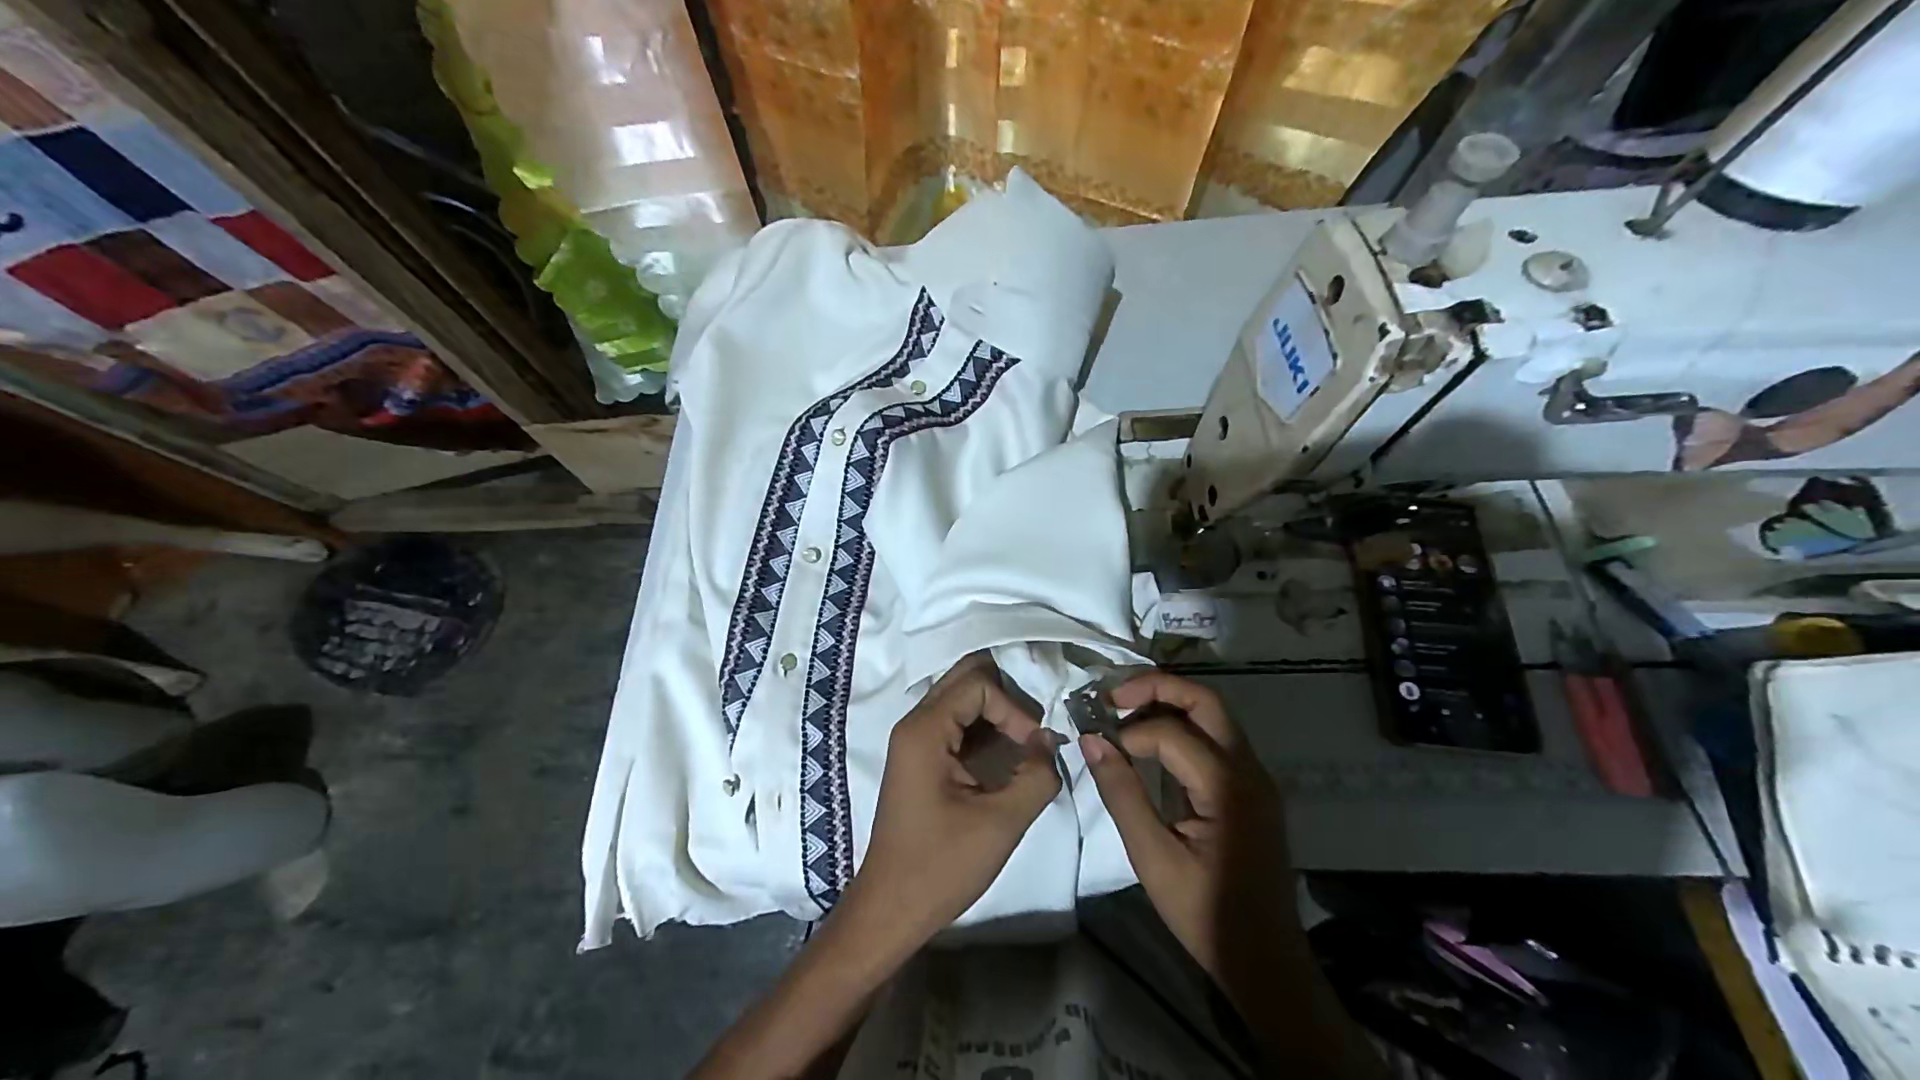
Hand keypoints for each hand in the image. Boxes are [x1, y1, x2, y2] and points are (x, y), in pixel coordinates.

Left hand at [840, 660, 1062, 948]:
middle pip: (965, 680)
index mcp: (924, 730)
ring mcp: (913, 741)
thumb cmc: (941, 866)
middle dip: (1005, 700)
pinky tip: (1006, 760)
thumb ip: (1037, 775)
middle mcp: (914, 724)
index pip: (978, 684)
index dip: (1013, 709)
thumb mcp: (1001, 823)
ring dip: (996, 716)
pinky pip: (956, 725)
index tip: (1034, 748)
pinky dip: (984, 732)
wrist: (891, 908)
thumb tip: (1051, 741)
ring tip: (1025, 748)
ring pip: (961, 700)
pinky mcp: (920, 759)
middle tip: (1032, 735)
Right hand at [1078, 671, 1289, 987]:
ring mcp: (1256, 778)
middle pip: (1206, 701)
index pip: (1172, 732)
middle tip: (1112, 697)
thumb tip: (1091, 740)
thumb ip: (1122, 793)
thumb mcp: (1152, 857)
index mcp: (1229, 787)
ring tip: (1125, 713)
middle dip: (1157, 688)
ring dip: (1169, 704)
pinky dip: (1183, 727)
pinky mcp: (1251, 789)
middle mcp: (1250, 770)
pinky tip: (1152, 743)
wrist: (1263, 959)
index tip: (1100, 749)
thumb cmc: (1204, 912)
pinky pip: (1217, 739)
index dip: (1130, 734)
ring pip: (1214, 716)